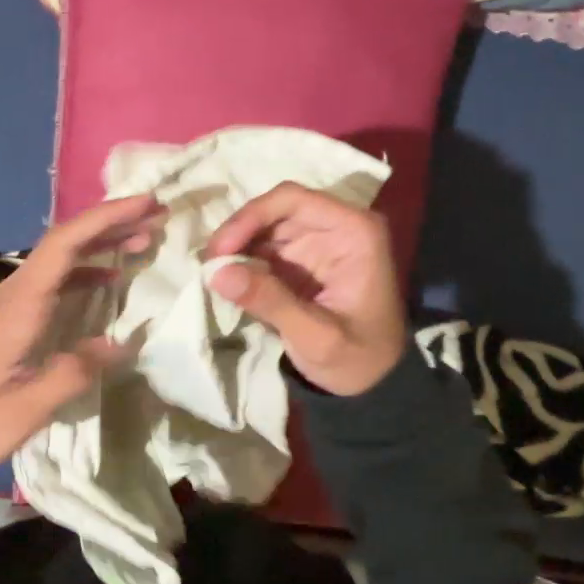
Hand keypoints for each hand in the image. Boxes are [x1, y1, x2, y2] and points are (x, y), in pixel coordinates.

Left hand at [0, 195, 165, 493]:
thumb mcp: (24, 410)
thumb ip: (73, 373)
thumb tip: (122, 342)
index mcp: (17, 307)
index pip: (64, 244)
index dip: (106, 218)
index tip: (147, 203)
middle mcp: (10, 296)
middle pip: (62, 244)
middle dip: (110, 224)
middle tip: (157, 216)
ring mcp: (4, 308)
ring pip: (56, 261)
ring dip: (98, 246)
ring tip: (141, 241)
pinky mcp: (2, 324)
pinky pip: (48, 283)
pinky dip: (82, 274)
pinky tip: (104, 284)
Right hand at [205, 182, 406, 396]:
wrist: (373, 383)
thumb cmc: (356, 358)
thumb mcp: (315, 336)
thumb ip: (270, 302)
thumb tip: (217, 273)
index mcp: (353, 232)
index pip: (293, 200)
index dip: (250, 217)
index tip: (220, 249)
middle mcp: (335, 227)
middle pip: (274, 210)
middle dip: (238, 233)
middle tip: (209, 265)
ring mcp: (317, 243)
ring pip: (264, 228)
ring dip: (236, 247)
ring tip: (213, 274)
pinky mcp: (301, 262)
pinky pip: (264, 248)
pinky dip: (242, 261)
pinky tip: (226, 280)